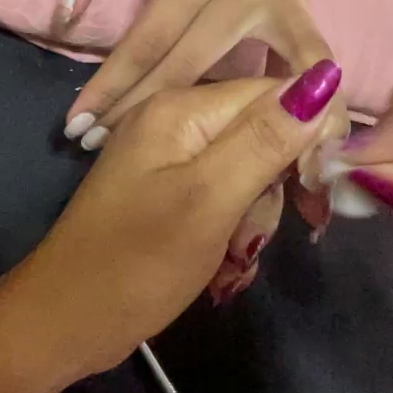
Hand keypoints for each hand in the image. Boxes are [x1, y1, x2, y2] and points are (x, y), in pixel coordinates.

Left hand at [0, 62, 343, 383]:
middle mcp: (173, 118)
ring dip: (255, 213)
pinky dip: (233, 224)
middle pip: (263, 129)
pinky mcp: (165, 188)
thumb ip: (265, 139)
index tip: (322, 190)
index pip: (275, 91)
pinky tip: (224, 260)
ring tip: (236, 255)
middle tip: (276, 230)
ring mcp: (166, 154)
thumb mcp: (210, 199)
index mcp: (181, 107)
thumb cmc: (137, 263)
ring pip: (247, 167)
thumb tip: (326, 74)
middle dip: (280, 182)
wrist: (65, 318)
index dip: (311, 134)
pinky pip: (222, 191)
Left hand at [56, 0, 329, 150]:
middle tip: (95, 146)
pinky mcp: (303, 4)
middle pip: (184, 72)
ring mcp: (282, 1)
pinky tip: (283, 144)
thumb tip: (64, 18)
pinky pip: (305, 64)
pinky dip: (297, 104)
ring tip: (167, 157)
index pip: (145, 46)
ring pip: (239, 81)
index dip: (108, 89)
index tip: (75, 124)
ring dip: (204, 124)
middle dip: (136, 113)